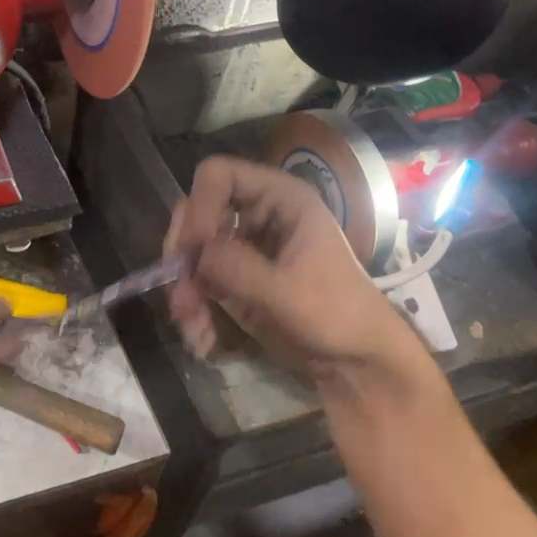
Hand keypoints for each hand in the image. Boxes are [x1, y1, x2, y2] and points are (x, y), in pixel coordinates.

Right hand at [166, 156, 409, 386]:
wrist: (356, 360)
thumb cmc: (338, 315)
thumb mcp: (289, 293)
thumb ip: (239, 268)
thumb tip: (195, 254)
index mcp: (280, 199)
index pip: (220, 175)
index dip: (200, 205)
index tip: (193, 248)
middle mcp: (256, 213)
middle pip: (195, 212)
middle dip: (184, 254)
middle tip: (180, 293)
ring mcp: (242, 245)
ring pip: (190, 249)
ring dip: (183, 286)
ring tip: (191, 325)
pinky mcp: (232, 277)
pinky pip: (196, 279)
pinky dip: (191, 305)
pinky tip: (201, 336)